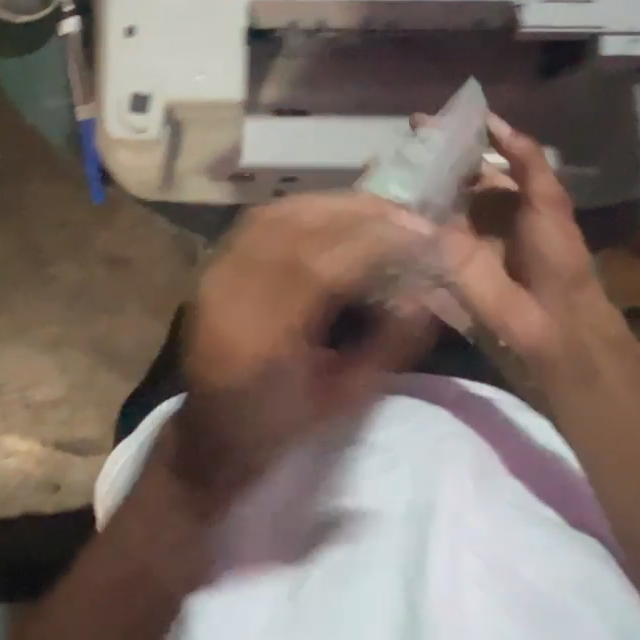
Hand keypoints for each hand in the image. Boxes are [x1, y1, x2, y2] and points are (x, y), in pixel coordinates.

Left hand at [162, 193, 439, 518]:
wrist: (210, 434)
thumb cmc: (279, 426)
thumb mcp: (344, 399)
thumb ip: (387, 346)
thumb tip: (429, 296)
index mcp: (261, 336)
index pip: (321, 267)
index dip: (376, 243)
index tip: (424, 236)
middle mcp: (231, 292)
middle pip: (298, 228)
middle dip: (361, 215)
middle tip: (412, 218)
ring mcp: (216, 273)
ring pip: (278, 215)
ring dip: (334, 206)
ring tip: (382, 212)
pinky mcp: (213, 265)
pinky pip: (260, 220)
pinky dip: (305, 210)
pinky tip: (337, 215)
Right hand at [438, 116, 639, 401]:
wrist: (594, 394)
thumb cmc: (560, 353)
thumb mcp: (512, 315)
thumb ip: (468, 271)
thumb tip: (423, 225)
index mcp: (548, 233)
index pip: (532, 169)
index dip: (506, 138)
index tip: (471, 116)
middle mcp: (536, 235)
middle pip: (499, 186)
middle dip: (462, 162)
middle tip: (417, 143)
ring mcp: (524, 258)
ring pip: (486, 213)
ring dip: (452, 196)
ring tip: (407, 184)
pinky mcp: (512, 280)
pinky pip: (479, 245)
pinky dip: (453, 231)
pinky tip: (420, 232)